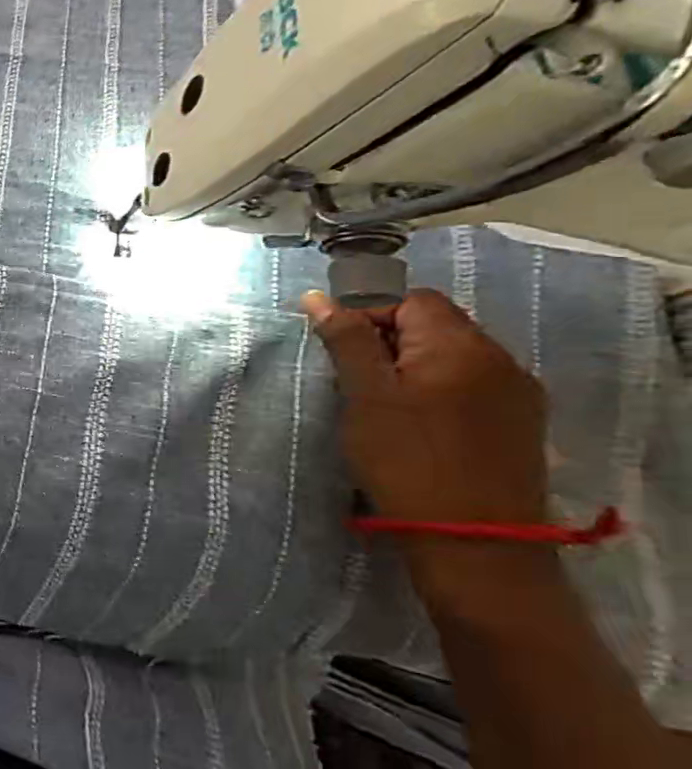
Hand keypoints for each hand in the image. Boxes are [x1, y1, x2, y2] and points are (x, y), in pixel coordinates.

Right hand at [302, 288, 549, 527]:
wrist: (471, 539)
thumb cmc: (406, 457)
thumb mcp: (364, 393)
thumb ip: (345, 339)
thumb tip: (319, 297)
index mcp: (463, 346)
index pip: (410, 301)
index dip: (368, 315)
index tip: (341, 352)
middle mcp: (501, 361)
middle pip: (434, 325)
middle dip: (387, 342)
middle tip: (356, 380)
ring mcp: (517, 395)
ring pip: (450, 356)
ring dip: (409, 367)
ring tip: (381, 404)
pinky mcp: (518, 424)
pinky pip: (468, 384)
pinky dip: (435, 390)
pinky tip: (415, 422)